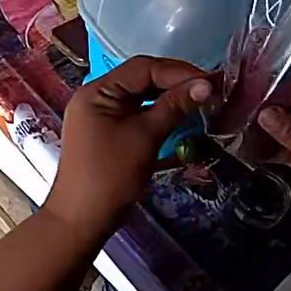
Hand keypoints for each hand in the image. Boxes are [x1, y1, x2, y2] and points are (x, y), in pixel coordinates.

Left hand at [44, 56, 212, 235]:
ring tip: (200, 104)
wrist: (81, 221)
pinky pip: (137, 117)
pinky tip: (182, 122)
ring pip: (141, 99)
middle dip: (175, 84)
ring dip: (169, 101)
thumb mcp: (145, 138)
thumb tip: (206, 85)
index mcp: (97, 91)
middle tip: (209, 92)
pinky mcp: (108, 135)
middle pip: (141, 81)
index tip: (210, 82)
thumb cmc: (110, 177)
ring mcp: (101, 117)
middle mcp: (96, 98)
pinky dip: (159, 117)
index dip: (178, 72)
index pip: (142, 68)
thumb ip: (174, 107)